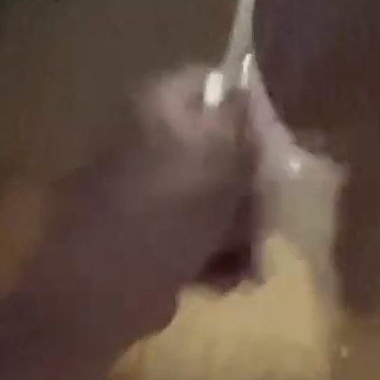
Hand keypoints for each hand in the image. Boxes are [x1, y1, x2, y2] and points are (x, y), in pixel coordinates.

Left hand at [24, 66, 258, 346]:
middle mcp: (147, 142)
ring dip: (238, 236)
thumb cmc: (166, 217)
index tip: (276, 158)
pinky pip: (190, 241)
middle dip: (250, 196)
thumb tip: (249, 95)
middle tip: (268, 225)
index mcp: (158, 107)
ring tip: (251, 267)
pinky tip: (227, 282)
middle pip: (218, 156)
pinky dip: (212, 260)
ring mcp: (142, 196)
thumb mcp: (218, 162)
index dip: (251, 120)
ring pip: (209, 205)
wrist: (104, 290)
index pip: (215, 88)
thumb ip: (240, 126)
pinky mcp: (142, 242)